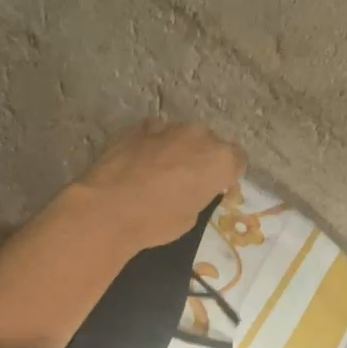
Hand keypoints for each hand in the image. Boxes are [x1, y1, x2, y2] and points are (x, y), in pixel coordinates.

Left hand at [72, 119, 244, 249]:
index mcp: (220, 159)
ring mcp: (166, 127)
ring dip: (176, 148)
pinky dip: (151, 143)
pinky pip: (153, 132)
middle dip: (201, 157)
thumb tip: (191, 187)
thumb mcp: (190, 216)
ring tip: (159, 170)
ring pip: (180, 134)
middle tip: (186, 180)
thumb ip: (199, 193)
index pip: (237, 159)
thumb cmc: (156, 221)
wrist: (108, 209)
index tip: (217, 187)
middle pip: (209, 142)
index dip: (227, 173)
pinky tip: (138, 161)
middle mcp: (198, 135)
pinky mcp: (137, 127)